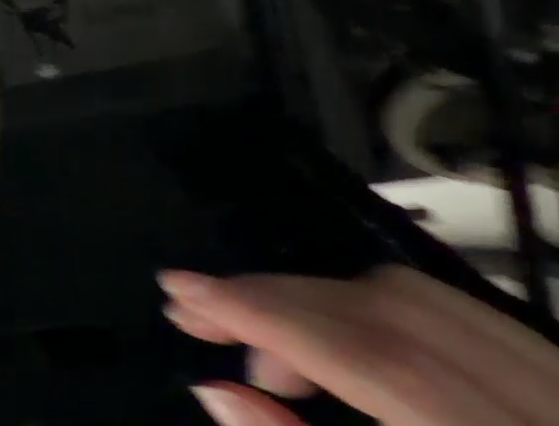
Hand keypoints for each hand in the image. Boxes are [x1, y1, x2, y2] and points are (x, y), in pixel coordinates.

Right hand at [161, 265, 558, 425]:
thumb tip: (215, 390)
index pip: (370, 358)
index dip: (262, 313)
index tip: (178, 289)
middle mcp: (546, 408)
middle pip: (385, 313)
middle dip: (271, 299)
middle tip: (199, 317)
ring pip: (416, 297)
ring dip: (314, 300)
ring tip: (269, 348)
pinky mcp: (555, 370)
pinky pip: (453, 310)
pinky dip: (369, 309)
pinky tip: (335, 340)